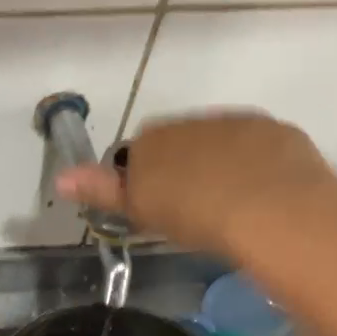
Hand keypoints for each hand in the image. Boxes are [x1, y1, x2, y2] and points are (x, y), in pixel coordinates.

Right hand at [55, 111, 336, 254]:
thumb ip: (100, 190)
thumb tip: (59, 178)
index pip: (137, 149)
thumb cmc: (193, 213)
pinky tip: (259, 195)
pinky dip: (256, 164)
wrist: (269, 208)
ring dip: (219, 164)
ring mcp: (238, 124)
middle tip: (188, 208)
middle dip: (181, 166)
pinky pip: (259, 147)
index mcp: (154, 138)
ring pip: (219, 142)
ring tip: (226, 205)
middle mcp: (193, 122)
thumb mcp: (139, 208)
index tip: (153, 206)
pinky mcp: (277, 132)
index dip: (142, 177)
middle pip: (179, 142)